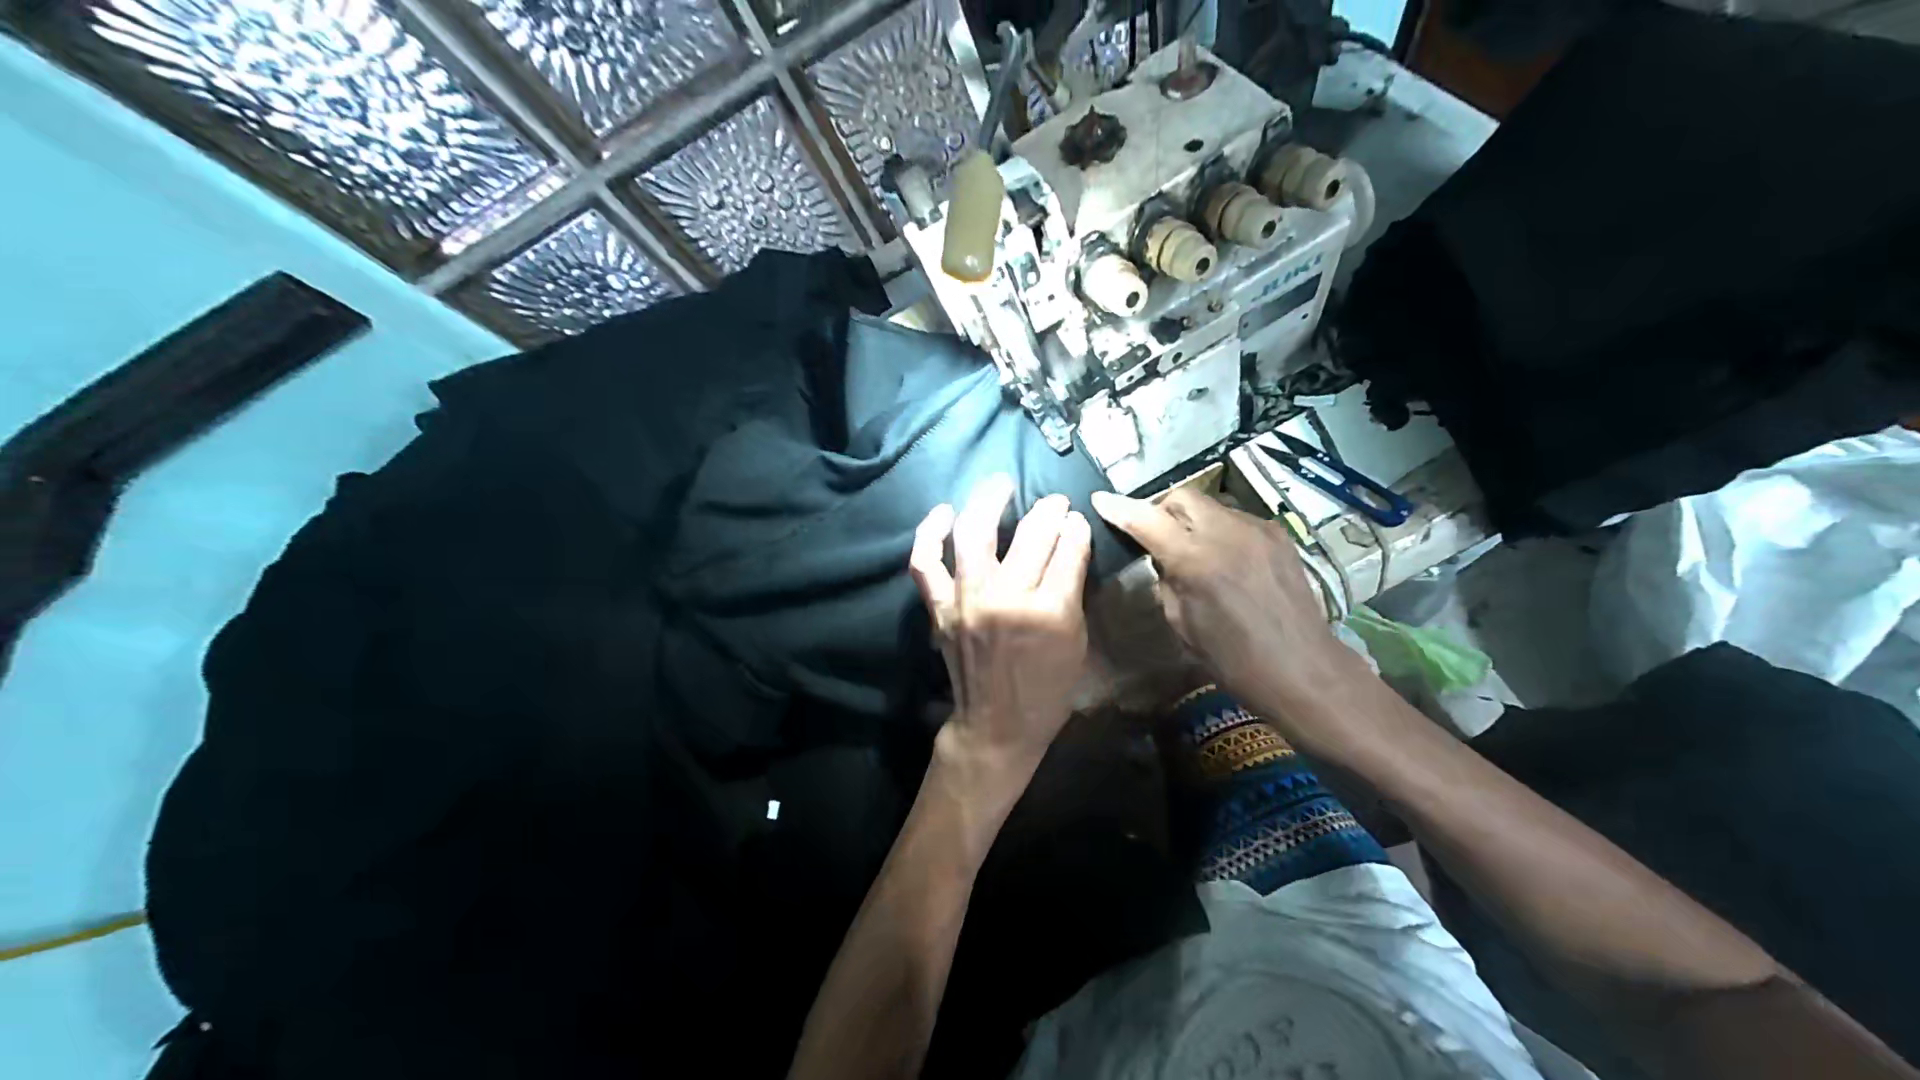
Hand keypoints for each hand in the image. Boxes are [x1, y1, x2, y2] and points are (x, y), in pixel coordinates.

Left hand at [910, 475, 1092, 809]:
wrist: (996, 726)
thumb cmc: (1047, 690)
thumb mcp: (1076, 641)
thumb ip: (1073, 589)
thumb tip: (1070, 540)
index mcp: (1050, 612)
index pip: (1068, 547)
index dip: (1075, 527)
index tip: (1075, 520)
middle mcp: (1007, 599)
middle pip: (1032, 534)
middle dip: (1049, 510)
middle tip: (1054, 503)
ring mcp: (967, 601)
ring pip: (975, 533)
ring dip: (989, 500)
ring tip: (1001, 483)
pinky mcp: (939, 608)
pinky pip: (925, 562)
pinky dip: (929, 533)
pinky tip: (944, 512)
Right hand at [1089, 487, 1357, 707]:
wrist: (1302, 669)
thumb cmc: (1233, 659)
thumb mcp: (1182, 623)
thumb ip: (1167, 579)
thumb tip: (1163, 557)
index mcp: (1196, 561)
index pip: (1147, 518)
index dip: (1119, 508)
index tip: (1101, 501)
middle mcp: (1227, 534)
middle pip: (1181, 497)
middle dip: (1161, 509)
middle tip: (1155, 534)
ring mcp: (1257, 530)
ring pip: (1211, 506)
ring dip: (1193, 521)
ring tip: (1193, 549)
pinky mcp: (1279, 535)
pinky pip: (1236, 519)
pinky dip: (1220, 531)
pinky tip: (1225, 558)